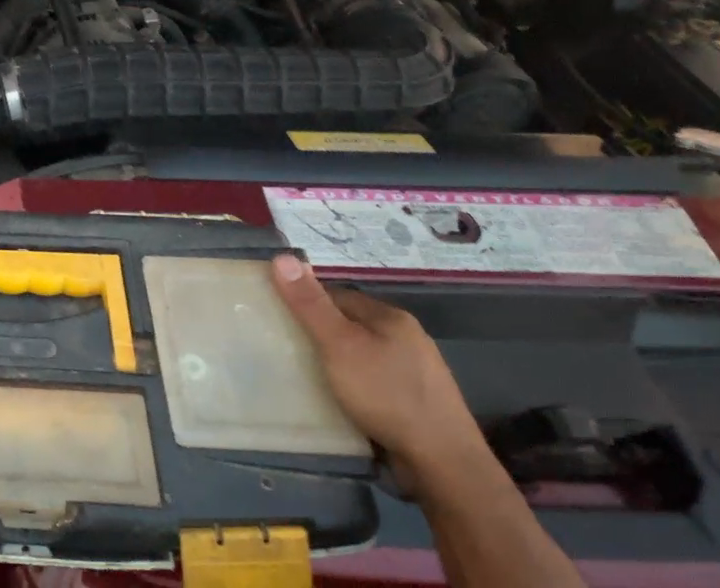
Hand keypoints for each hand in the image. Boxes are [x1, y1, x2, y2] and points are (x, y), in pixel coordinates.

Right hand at [270, 255, 486, 475]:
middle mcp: (408, 339)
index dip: (306, 303)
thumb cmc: (386, 394)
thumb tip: (282, 255)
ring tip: (304, 376)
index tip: (277, 318)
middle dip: (319, 334)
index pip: (338, 295)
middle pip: (351, 325)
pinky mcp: (415, 404)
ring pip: (362, 356)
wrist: (442, 463)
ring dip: (336, 363)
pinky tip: (338, 401)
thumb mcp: (339, 345)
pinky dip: (352, 387)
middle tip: (284, 349)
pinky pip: (373, 384)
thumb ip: (309, 304)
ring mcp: (415, 373)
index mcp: (392, 317)